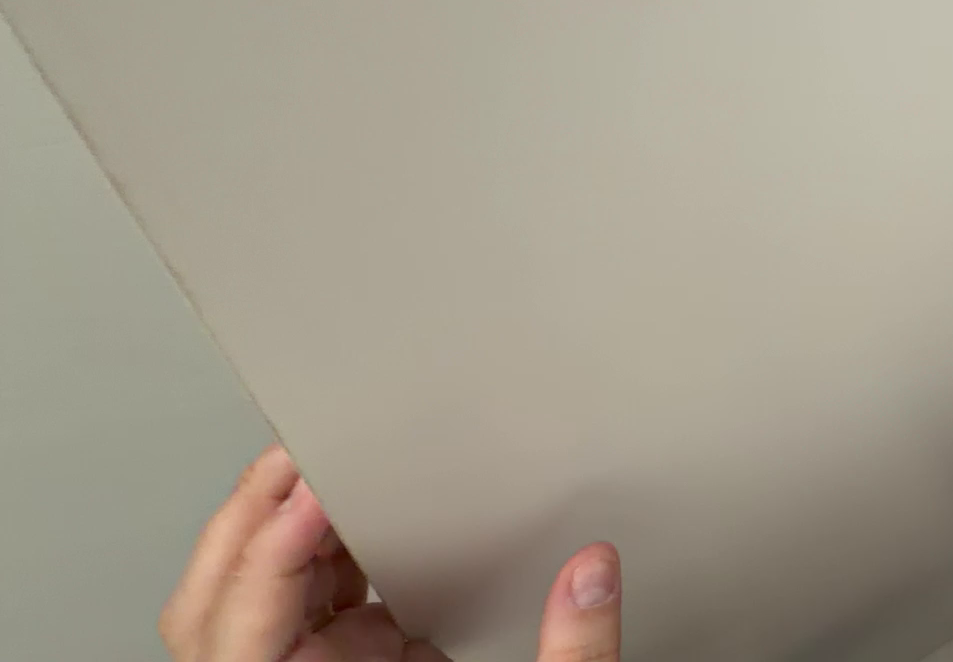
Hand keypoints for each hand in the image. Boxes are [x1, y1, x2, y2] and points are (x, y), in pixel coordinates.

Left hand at [161, 445, 621, 661]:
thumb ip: (571, 655)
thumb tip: (592, 571)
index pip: (248, 645)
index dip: (269, 562)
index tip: (313, 493)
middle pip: (219, 609)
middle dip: (248, 522)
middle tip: (299, 452)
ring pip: (256, 593)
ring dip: (282, 519)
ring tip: (328, 457)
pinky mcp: (358, 659)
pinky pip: (316, 590)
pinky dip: (329, 534)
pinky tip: (366, 499)